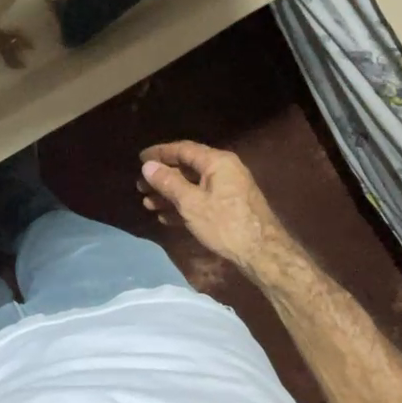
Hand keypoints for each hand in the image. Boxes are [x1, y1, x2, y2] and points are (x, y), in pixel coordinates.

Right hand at [138, 141, 292, 277]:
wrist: (261, 252)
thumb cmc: (224, 224)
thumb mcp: (191, 203)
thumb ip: (168, 182)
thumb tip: (148, 166)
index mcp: (217, 162)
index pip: (183, 150)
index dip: (160, 153)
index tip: (140, 158)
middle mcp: (224, 170)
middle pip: (187, 168)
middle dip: (162, 178)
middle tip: (140, 186)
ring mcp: (228, 189)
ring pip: (192, 186)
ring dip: (169, 194)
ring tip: (148, 204)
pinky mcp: (229, 206)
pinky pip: (201, 199)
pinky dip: (183, 205)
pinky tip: (166, 217)